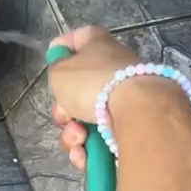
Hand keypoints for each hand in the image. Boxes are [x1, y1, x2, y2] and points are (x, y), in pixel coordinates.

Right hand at [46, 25, 139, 170]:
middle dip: (64, 110)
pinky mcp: (129, 125)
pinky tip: (85, 153)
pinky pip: (98, 140)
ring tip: (79, 138)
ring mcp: (122, 99)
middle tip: (65, 116)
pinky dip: (88, 149)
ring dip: (73, 134)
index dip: (65, 45)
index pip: (80, 36)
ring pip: (85, 120)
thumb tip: (63, 67)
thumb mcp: (61, 71)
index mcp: (98, 47)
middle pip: (78, 89)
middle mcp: (112, 70)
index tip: (53, 57)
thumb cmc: (94, 82)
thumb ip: (56, 67)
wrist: (138, 109)